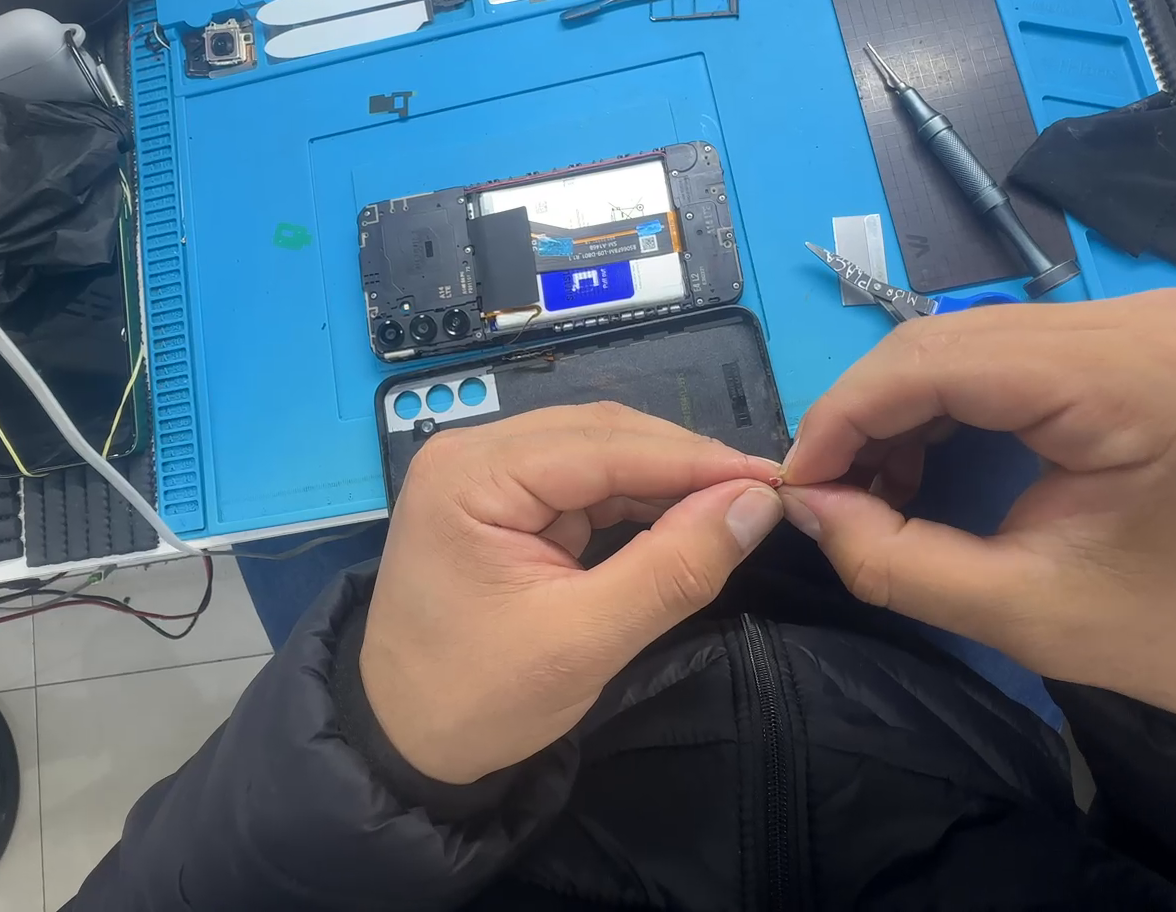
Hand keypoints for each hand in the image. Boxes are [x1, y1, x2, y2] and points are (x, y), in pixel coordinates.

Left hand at [361, 403, 783, 783]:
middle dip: (680, 462)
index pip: (601, 445)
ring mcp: (484, 471)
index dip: (692, 459)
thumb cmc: (478, 698)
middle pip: (598, 433)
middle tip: (758, 493)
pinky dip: (633, 495)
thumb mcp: (584, 641)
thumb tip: (755, 503)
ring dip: (662, 475)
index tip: (772, 477)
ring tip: (730, 502)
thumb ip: (673, 569)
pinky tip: (678, 511)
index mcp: (472, 473)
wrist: (403, 740)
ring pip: (595, 450)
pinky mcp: (501, 496)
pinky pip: (581, 480)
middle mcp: (473, 452)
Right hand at [779, 290, 1175, 748]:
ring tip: (878, 481)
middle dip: (865, 415)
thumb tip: (802, 504)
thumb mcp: (1026, 618)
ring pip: (963, 340)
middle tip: (832, 489)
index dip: (842, 415)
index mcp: (1141, 377)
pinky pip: (1002, 350)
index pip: (935, 360)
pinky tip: (931, 454)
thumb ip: (892, 561)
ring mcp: (1147, 316)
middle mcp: (1145, 317)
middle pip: (943, 341)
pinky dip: (946, 401)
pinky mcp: (1138, 335)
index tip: (797, 480)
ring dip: (900, 408)